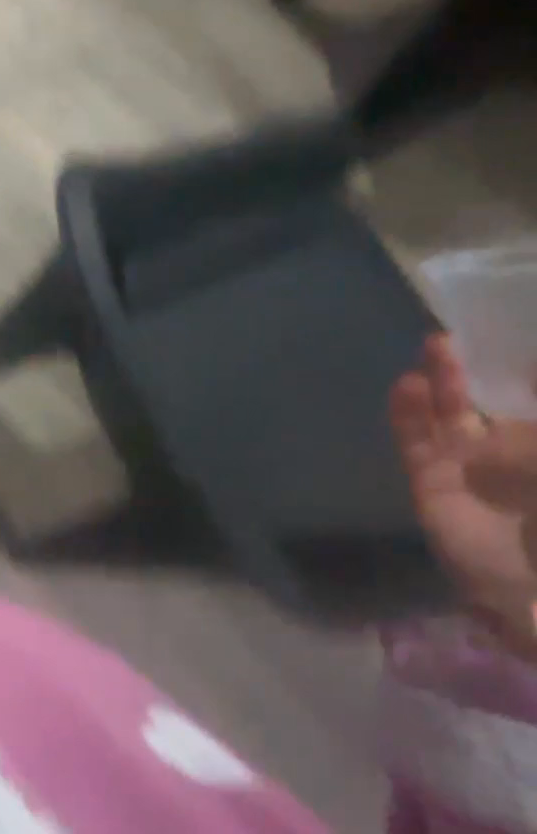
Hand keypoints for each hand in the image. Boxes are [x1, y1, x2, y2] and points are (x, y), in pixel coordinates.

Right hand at [390, 336, 536, 659]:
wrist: (535, 596)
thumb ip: (528, 437)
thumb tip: (514, 400)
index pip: (534, 406)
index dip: (528, 378)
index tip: (522, 347)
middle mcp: (519, 456)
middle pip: (502, 404)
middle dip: (492, 371)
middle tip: (472, 334)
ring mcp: (475, 471)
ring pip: (457, 415)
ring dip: (448, 382)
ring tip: (438, 346)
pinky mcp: (433, 483)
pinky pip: (417, 442)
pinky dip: (409, 414)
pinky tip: (406, 386)